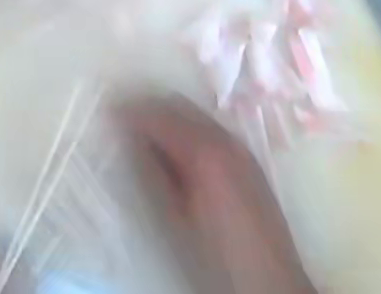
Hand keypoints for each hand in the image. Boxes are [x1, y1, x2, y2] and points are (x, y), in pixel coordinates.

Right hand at [118, 96, 316, 293]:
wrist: (273, 284)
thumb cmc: (218, 257)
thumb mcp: (175, 218)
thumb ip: (151, 172)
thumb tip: (128, 137)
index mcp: (202, 149)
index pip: (158, 113)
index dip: (130, 110)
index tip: (108, 111)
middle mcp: (223, 136)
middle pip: (177, 104)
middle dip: (148, 105)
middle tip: (122, 117)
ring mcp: (239, 145)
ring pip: (194, 113)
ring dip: (168, 114)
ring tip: (144, 131)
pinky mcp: (247, 158)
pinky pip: (209, 126)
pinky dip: (187, 126)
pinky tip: (175, 148)